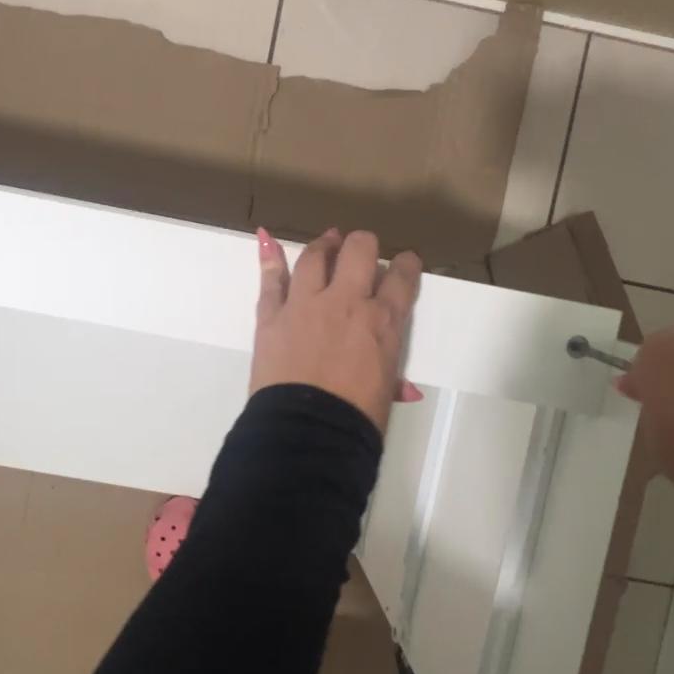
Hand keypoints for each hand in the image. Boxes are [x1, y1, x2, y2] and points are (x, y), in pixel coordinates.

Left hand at [251, 228, 423, 431]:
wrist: (307, 431)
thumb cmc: (356, 420)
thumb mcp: (386, 392)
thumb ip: (391, 377)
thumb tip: (403, 388)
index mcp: (381, 321)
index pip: (401, 278)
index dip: (406, 266)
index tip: (405, 263)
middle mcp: (345, 302)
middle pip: (358, 251)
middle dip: (363, 245)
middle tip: (362, 250)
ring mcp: (305, 305)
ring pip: (315, 257)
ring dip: (324, 246)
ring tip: (327, 243)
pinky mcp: (271, 316)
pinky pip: (271, 281)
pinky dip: (270, 259)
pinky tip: (267, 241)